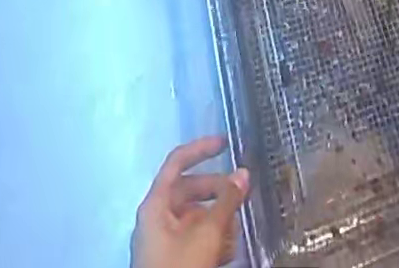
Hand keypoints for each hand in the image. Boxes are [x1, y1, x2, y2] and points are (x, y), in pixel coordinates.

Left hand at [131, 136, 248, 267]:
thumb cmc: (179, 267)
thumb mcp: (207, 233)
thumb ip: (227, 200)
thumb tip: (243, 173)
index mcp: (155, 203)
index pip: (178, 161)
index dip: (201, 148)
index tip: (226, 143)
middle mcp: (155, 217)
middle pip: (188, 189)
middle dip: (216, 191)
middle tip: (240, 194)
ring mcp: (161, 242)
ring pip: (193, 216)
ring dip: (217, 219)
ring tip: (235, 229)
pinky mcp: (169, 262)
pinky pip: (192, 238)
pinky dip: (211, 238)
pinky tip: (228, 250)